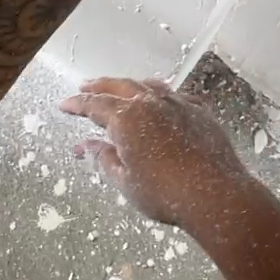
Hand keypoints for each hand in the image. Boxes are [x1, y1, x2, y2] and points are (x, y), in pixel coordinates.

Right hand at [61, 77, 259, 229]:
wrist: (215, 194)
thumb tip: (84, 147)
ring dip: (129, 85)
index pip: (94, 105)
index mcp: (126, 119)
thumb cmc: (164, 193)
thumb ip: (103, 158)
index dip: (77, 104)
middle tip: (86, 86)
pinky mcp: (198, 110)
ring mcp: (177, 103)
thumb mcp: (125, 181)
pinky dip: (160, 95)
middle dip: (100, 86)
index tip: (64, 104)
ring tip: (119, 87)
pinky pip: (175, 95)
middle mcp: (150, 103)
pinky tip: (161, 100)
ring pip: (148, 86)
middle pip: (119, 86)